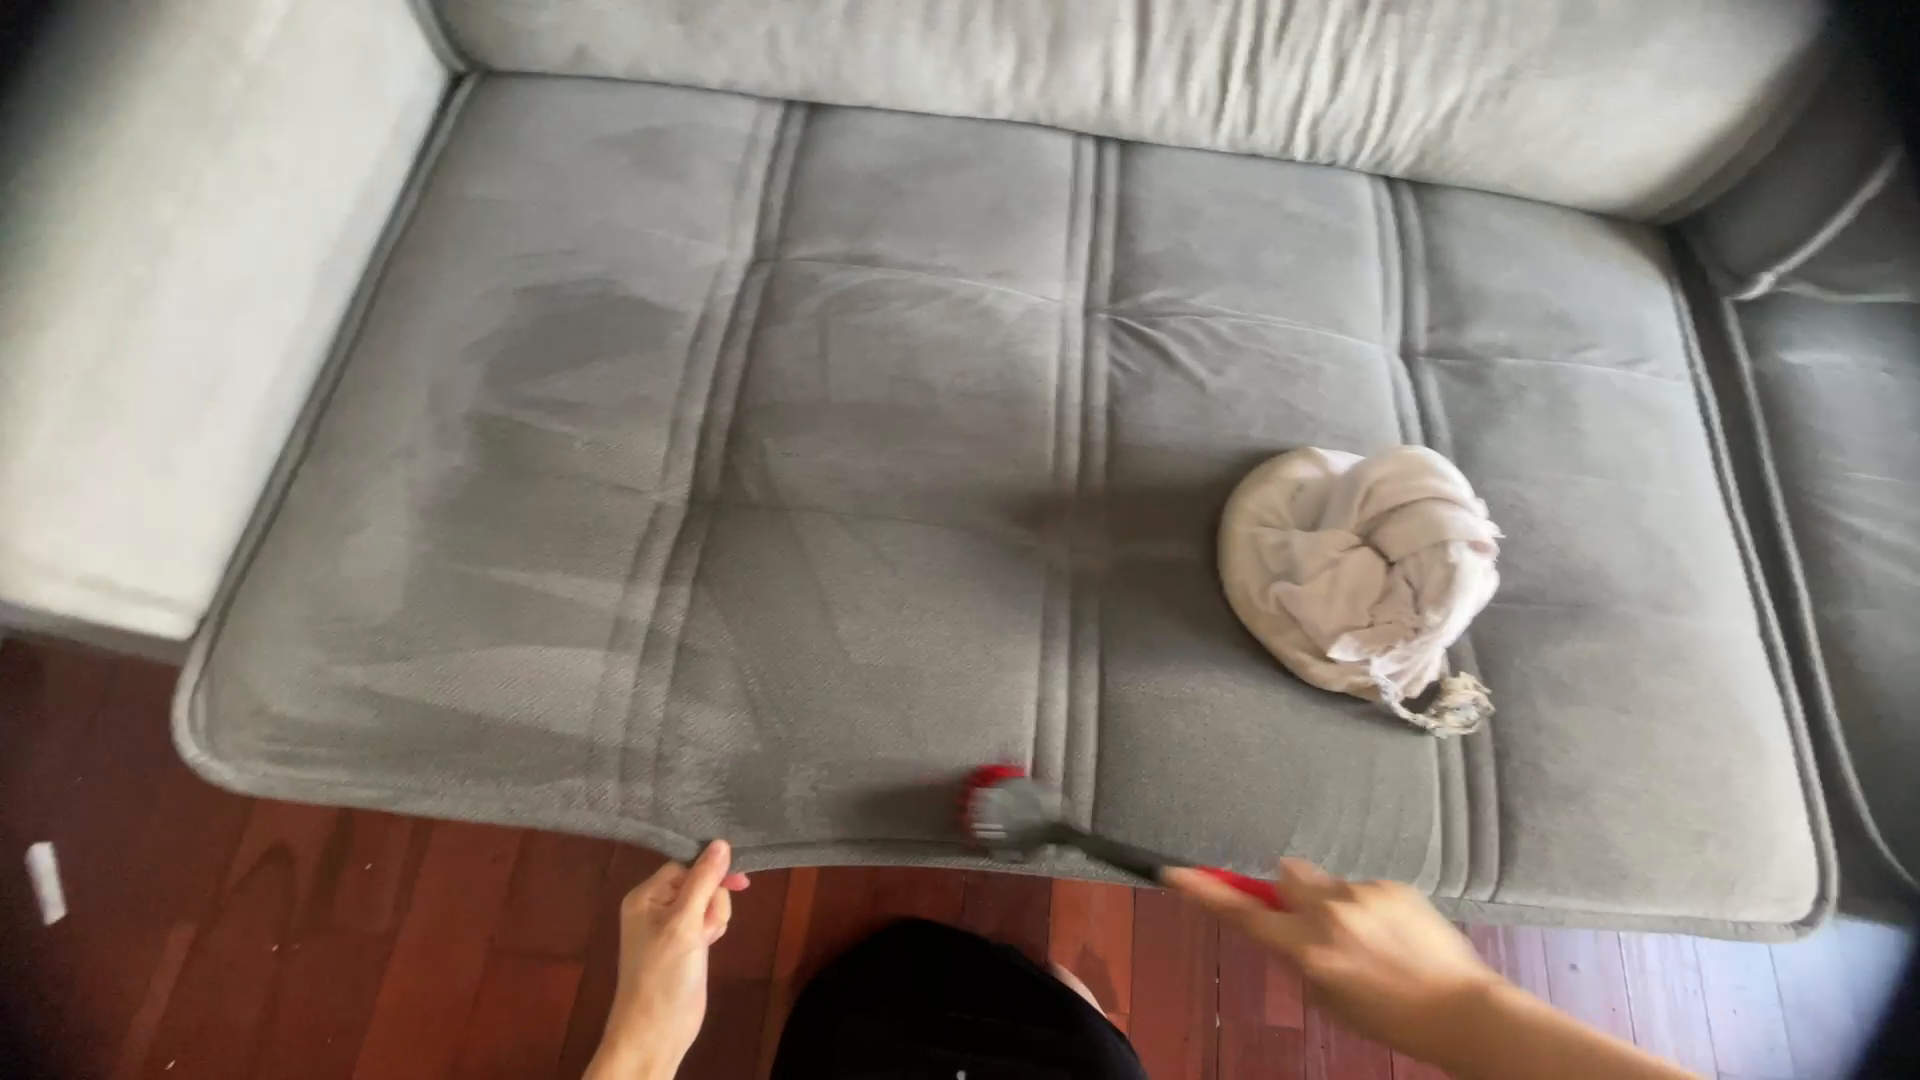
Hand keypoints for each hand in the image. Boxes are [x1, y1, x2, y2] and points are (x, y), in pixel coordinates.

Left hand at [589, 840, 749, 1079]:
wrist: (656, 1033)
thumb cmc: (664, 974)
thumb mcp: (684, 922)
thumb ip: (704, 880)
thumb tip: (721, 842)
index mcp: (645, 896)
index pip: (685, 865)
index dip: (709, 872)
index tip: (737, 881)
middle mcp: (655, 906)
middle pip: (700, 881)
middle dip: (713, 900)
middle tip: (705, 927)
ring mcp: (670, 926)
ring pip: (709, 900)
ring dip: (715, 916)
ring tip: (705, 940)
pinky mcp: (685, 942)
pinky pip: (708, 919)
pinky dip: (713, 928)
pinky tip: (708, 946)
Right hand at [1165, 858, 1501, 1063]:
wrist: (1464, 1013)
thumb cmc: (1388, 1017)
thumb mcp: (1326, 997)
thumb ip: (1296, 956)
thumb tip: (1282, 927)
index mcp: (1306, 947)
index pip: (1242, 914)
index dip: (1204, 893)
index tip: (1173, 872)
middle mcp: (1326, 912)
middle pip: (1285, 874)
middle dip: (1291, 890)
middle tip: (1313, 919)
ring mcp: (1360, 894)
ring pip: (1325, 880)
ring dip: (1332, 899)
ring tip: (1369, 933)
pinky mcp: (1391, 885)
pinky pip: (1363, 886)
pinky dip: (1369, 905)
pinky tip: (1396, 932)